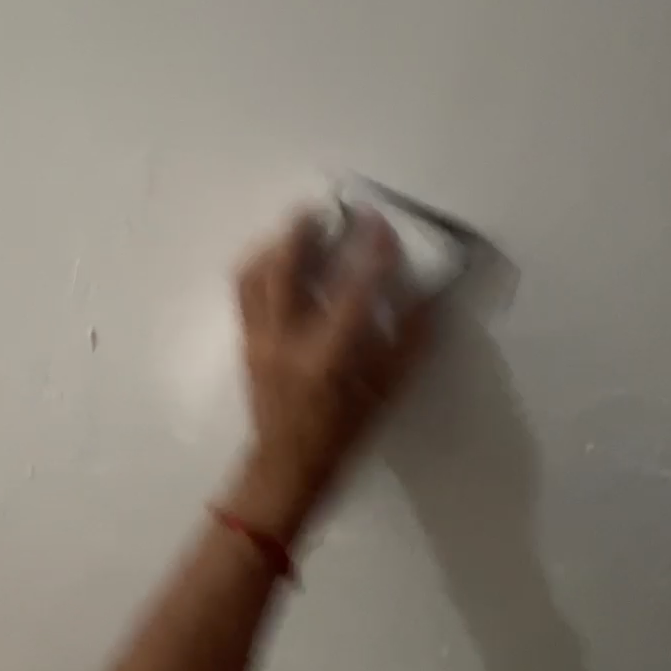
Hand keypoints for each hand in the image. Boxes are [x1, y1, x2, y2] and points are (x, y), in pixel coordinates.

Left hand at [225, 208, 433, 542]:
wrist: (285, 463)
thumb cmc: (344, 430)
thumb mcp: (387, 391)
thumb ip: (409, 339)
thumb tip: (428, 291)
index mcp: (327, 358)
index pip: (350, 291)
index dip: (368, 253)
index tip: (379, 223)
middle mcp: (284, 342)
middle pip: (284, 271)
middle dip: (303, 232)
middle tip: (325, 207)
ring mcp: (257, 338)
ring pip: (254, 274)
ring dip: (277, 242)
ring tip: (300, 224)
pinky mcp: (243, 338)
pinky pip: (242, 288)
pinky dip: (259, 262)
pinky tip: (276, 253)